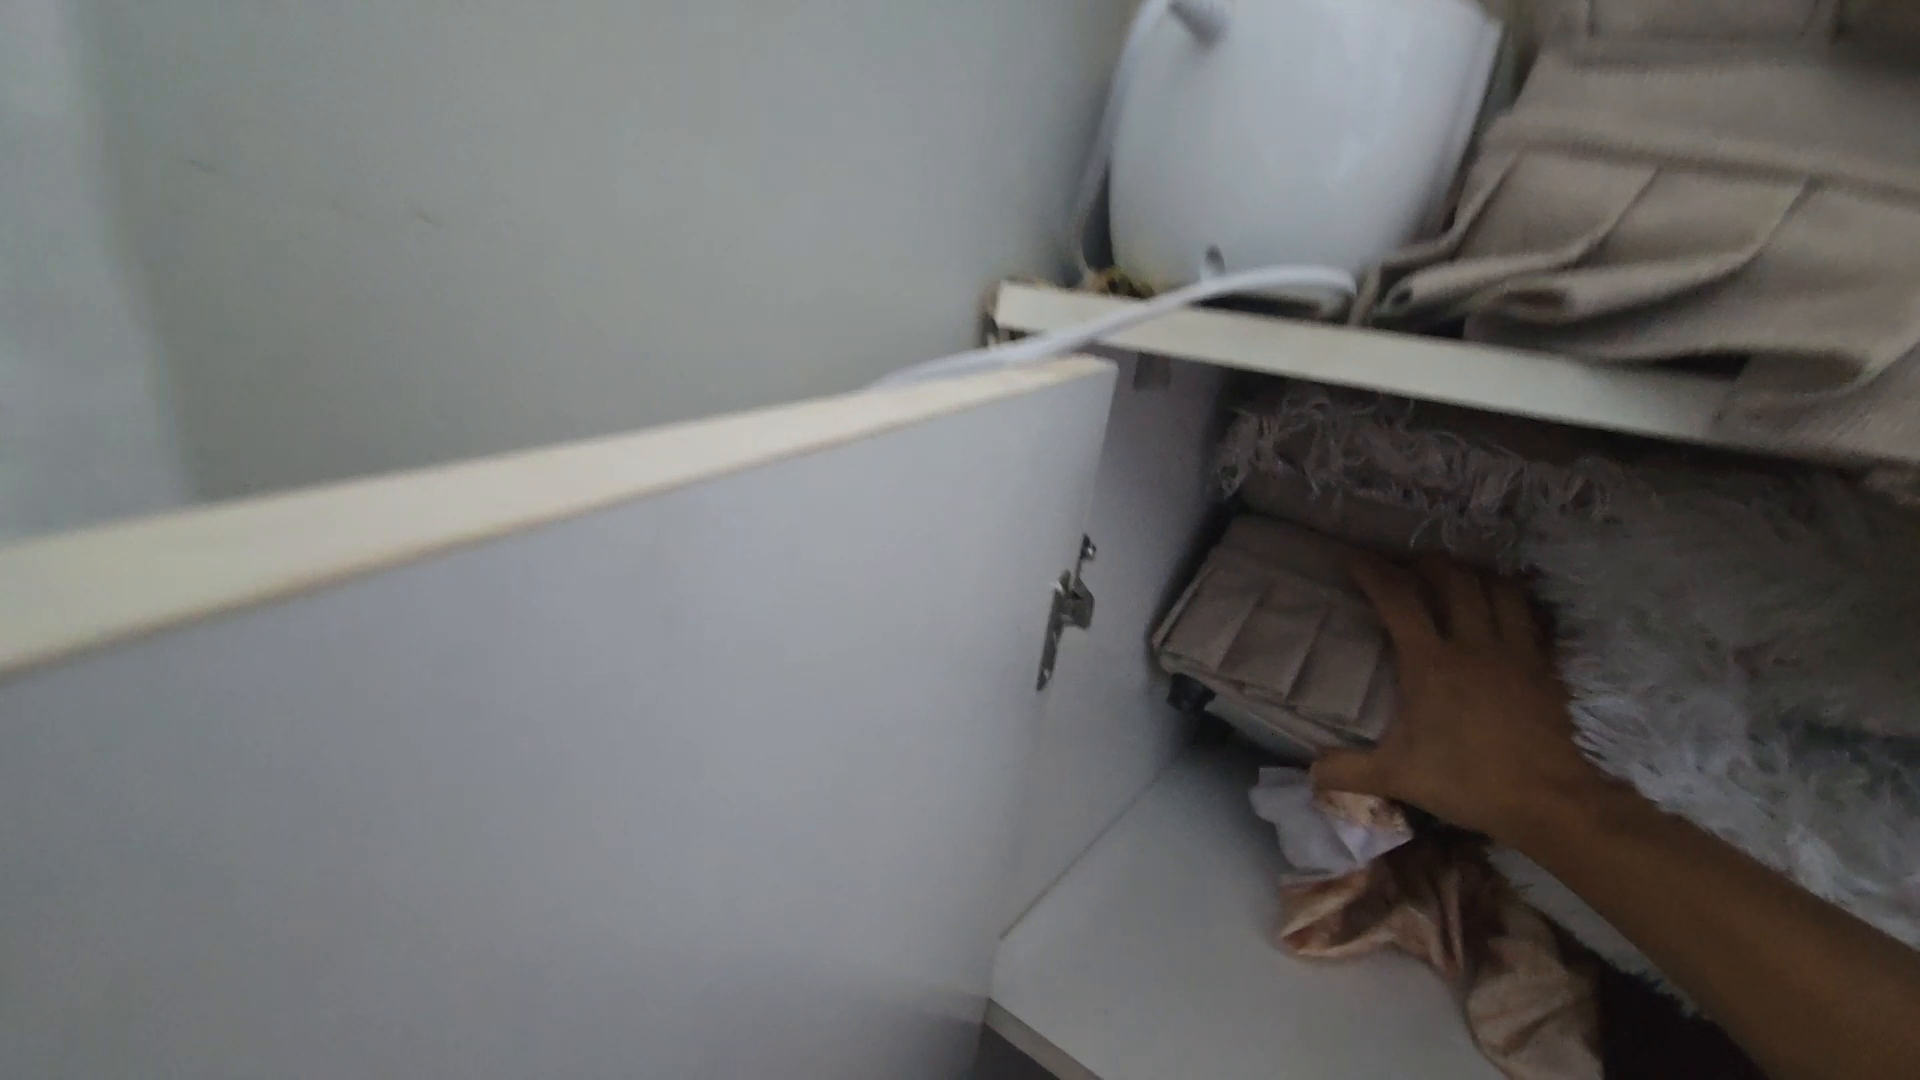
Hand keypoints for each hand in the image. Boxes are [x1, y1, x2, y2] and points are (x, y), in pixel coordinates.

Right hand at [1312, 554, 1614, 843]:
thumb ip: (1346, 770)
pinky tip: (1502, 609)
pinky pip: (1530, 616)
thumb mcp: (1395, 778)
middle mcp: (1473, 645)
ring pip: (1497, 588)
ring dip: (1473, 574)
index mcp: (1430, 663)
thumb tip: (1310, 773)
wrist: (1550, 802)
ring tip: (1455, 578)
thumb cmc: (1467, 782)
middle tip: (1407, 564)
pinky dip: (1512, 602)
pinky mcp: (1544, 667)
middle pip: (1453, 578)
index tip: (1354, 558)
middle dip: (1426, 562)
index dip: (1373, 572)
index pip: (1398, 599)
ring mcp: (1515, 652)